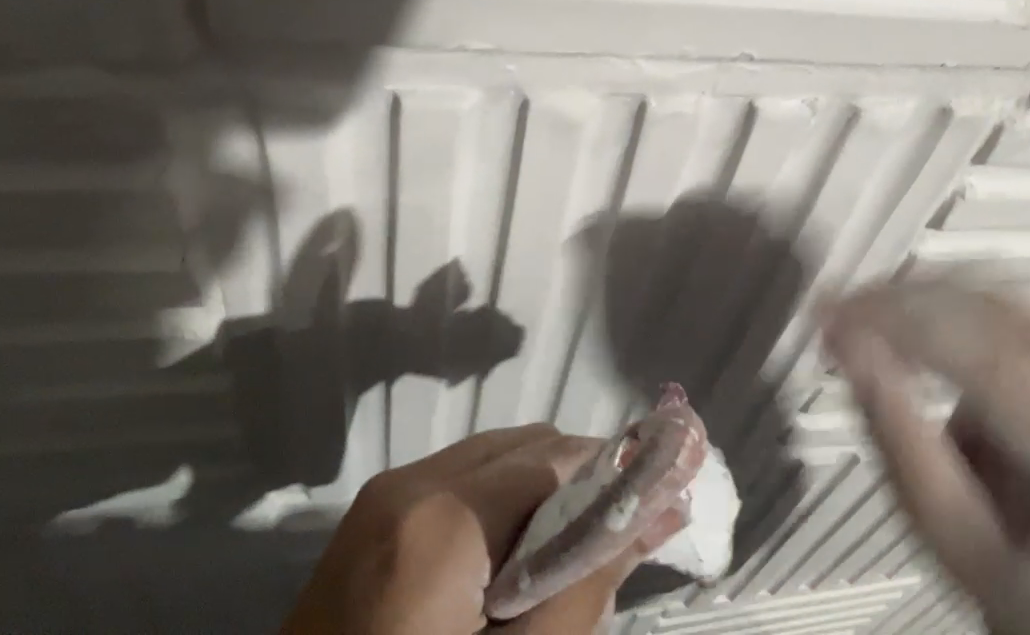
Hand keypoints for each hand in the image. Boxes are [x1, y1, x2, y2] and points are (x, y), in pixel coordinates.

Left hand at [280, 424, 635, 634]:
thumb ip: (589, 584)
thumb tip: (660, 513)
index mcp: (445, 519)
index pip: (556, 458)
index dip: (612, 474)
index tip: (656, 501)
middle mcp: (411, 482)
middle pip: (524, 445)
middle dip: (577, 480)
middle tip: (613, 536)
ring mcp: (383, 492)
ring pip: (490, 455)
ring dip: (537, 487)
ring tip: (562, 551)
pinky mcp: (369, 511)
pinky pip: (454, 476)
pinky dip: (495, 497)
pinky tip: (506, 555)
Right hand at [822, 275, 1029, 634]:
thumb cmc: (1000, 562)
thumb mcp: (938, 523)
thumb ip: (896, 434)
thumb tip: (848, 344)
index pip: (993, 371)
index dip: (908, 331)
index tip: (836, 322)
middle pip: (998, 323)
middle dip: (903, 305)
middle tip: (833, 311)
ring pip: (1003, 296)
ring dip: (919, 289)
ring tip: (858, 304)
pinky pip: (1011, 295)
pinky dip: (947, 289)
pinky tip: (901, 300)